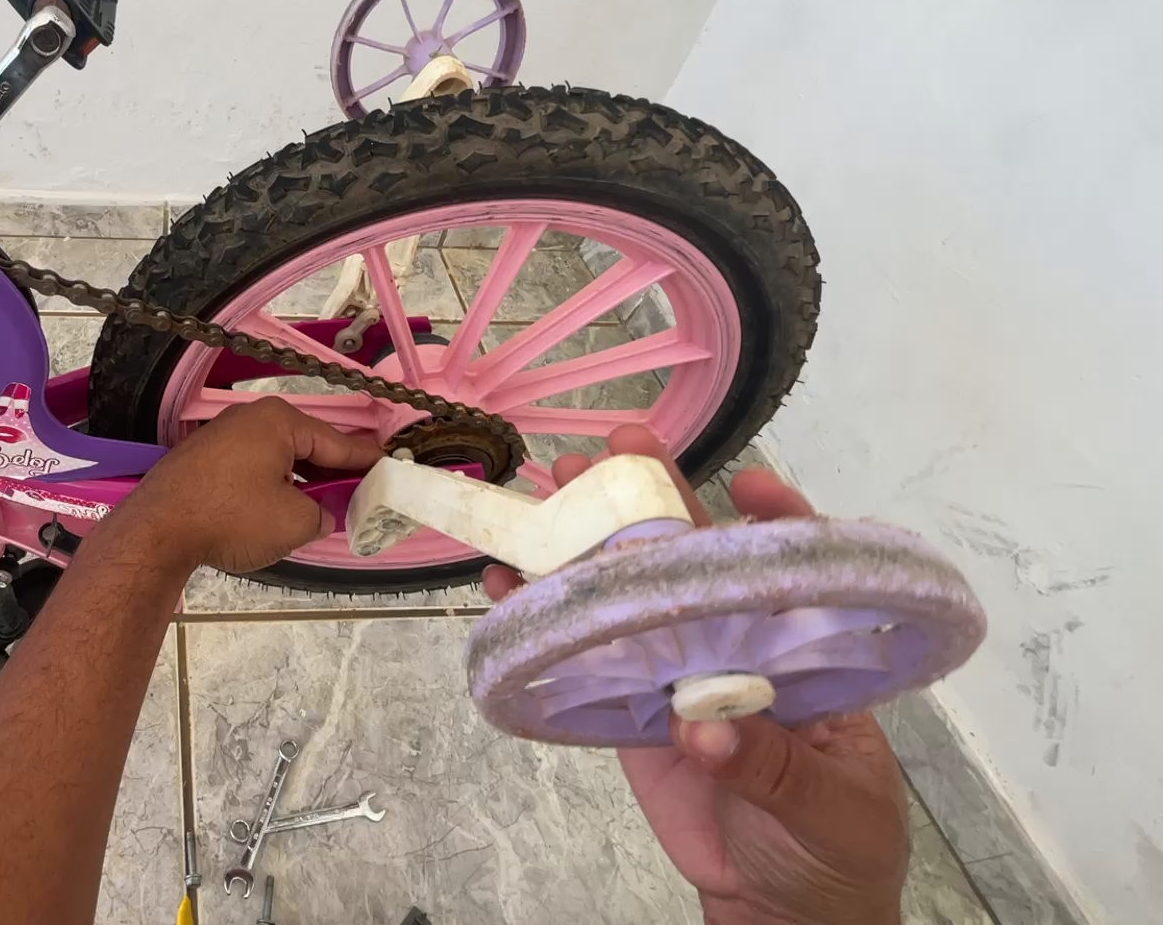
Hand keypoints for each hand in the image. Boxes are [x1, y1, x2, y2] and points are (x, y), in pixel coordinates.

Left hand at [105, 397, 381, 574]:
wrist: (156, 530)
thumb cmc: (230, 518)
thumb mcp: (293, 522)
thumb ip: (321, 513)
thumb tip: (321, 512)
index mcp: (279, 421)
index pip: (337, 441)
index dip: (366, 461)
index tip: (391, 468)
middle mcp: (251, 418)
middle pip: (306, 445)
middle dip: (331, 471)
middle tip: (359, 493)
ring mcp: (223, 435)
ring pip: (277, 456)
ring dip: (300, 480)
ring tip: (322, 505)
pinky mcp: (203, 457)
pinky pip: (251, 465)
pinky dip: (271, 483)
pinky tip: (278, 506)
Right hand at [484, 426, 909, 924]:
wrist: (768, 899)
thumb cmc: (830, 845)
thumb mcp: (829, 806)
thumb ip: (772, 763)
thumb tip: (700, 726)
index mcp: (795, 649)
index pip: (791, 569)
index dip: (775, 520)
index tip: (748, 486)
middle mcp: (724, 635)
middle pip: (686, 554)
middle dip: (649, 496)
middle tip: (607, 454)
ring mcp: (664, 658)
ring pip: (620, 584)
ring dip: (581, 538)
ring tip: (543, 492)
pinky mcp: (618, 689)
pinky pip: (576, 641)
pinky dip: (537, 609)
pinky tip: (504, 581)